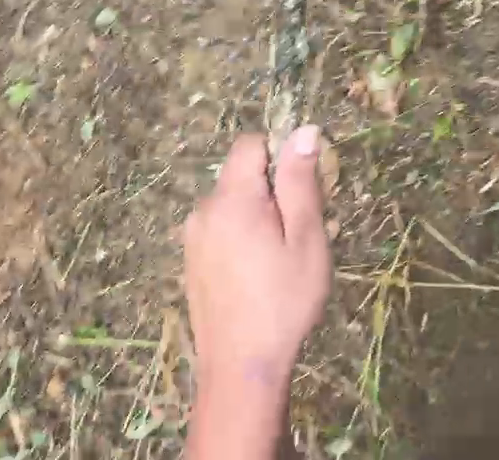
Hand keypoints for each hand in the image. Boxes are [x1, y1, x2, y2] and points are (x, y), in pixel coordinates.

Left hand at [184, 128, 331, 404]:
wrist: (241, 368)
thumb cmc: (284, 298)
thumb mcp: (305, 235)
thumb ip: (300, 180)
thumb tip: (304, 131)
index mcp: (232, 200)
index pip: (251, 144)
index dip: (281, 154)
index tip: (303, 187)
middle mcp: (204, 211)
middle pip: (245, 174)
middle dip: (276, 188)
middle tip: (302, 228)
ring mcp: (194, 238)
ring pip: (236, 202)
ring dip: (262, 213)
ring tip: (285, 254)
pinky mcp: (193, 260)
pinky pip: (224, 227)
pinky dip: (246, 234)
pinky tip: (262, 270)